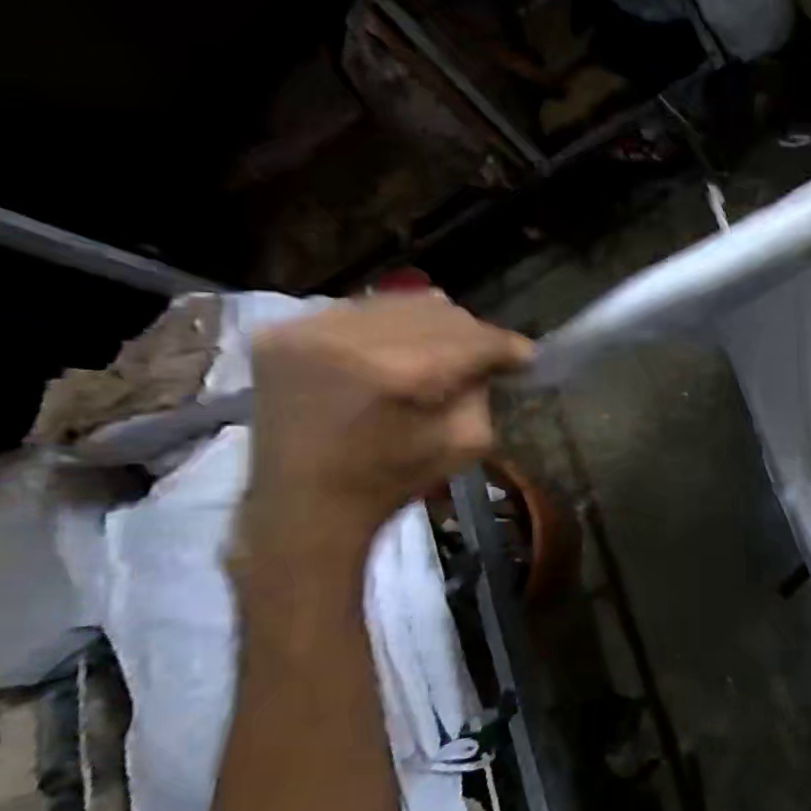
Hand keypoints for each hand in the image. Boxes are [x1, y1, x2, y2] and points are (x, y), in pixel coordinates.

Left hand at [245, 293, 533, 537]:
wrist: (305, 505)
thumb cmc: (392, 481)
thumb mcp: (466, 443)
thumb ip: (483, 392)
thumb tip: (490, 360)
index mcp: (395, 373)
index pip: (469, 339)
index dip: (505, 345)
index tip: (528, 355)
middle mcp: (346, 338)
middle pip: (436, 315)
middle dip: (473, 334)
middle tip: (490, 355)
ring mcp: (308, 330)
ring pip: (398, 304)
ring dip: (432, 326)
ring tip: (448, 349)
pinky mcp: (282, 332)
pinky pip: (358, 311)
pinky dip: (388, 327)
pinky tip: (400, 349)